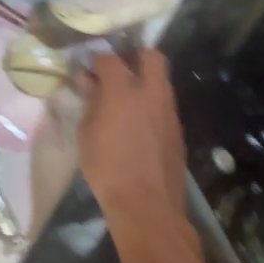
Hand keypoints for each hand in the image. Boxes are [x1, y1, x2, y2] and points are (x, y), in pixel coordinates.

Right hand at [74, 48, 186, 221]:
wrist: (147, 207)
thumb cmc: (107, 168)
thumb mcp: (86, 133)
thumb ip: (90, 102)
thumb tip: (89, 82)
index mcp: (123, 91)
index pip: (109, 58)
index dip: (96, 58)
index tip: (86, 66)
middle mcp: (151, 95)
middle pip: (151, 57)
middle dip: (134, 55)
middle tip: (117, 68)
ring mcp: (169, 113)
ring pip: (161, 81)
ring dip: (144, 81)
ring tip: (124, 98)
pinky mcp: (177, 132)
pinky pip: (164, 106)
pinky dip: (150, 105)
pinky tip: (136, 123)